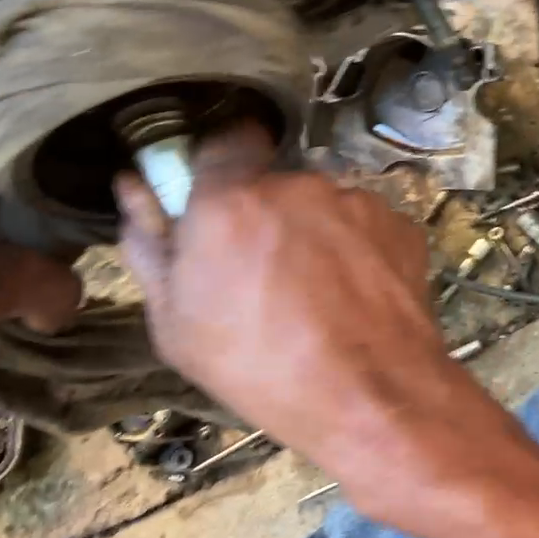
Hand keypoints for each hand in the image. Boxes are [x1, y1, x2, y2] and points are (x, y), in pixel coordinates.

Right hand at [115, 121, 524, 505]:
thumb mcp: (177, 325)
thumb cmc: (264, 370)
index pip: (222, 140)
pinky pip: (367, 227)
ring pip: (326, 206)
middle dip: (270, 216)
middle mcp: (300, 186)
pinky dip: (360, 252)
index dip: (221, 166)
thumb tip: (136, 192)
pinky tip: (357, 297)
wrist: (374, 397)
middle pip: (277, 183)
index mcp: (231, 200)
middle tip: (270, 273)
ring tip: (321, 295)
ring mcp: (359, 203)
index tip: (222, 199)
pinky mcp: (402, 225)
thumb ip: (151, 247)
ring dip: (318, 234)